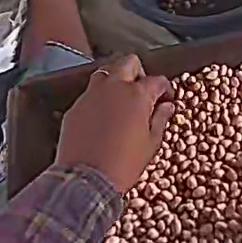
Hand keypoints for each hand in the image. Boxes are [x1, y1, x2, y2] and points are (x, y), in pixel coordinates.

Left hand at [54, 55, 175, 191]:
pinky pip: (89, 94)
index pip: (157, 80)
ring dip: (116, 80)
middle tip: (143, 91)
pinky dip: (98, 98)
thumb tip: (166, 106)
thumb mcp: (151, 144)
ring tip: (121, 100)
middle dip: (139, 73)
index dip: (165, 89)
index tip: (166, 99)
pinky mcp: (75, 106)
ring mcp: (91, 95)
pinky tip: (102, 116)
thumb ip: (160, 119)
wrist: (87, 180)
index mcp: (137, 95)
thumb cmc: (124, 164)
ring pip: (105, 72)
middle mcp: (113, 87)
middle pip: (129, 63)